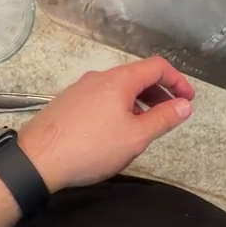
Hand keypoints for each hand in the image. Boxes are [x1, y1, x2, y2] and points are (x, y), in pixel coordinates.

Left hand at [17, 56, 195, 190]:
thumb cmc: (91, 147)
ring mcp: (81, 89)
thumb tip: (184, 105)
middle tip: (172, 112)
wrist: (37, 159)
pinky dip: (119, 106)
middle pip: (137, 75)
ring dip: (139, 100)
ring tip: (147, 124)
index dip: (178, 80)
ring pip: (118, 88)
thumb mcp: (136, 137)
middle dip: (159, 92)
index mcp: (119, 80)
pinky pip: (102, 97)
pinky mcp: (68, 103)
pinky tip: (116, 130)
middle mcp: (99, 77)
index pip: (157, 67)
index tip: (188, 99)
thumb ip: (163, 118)